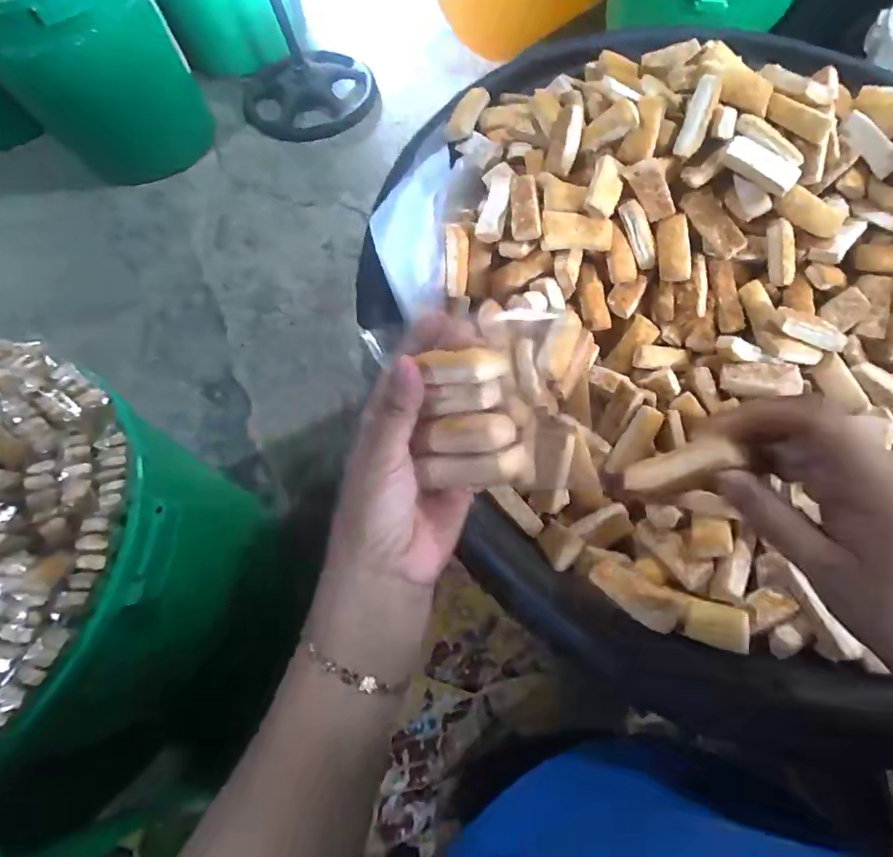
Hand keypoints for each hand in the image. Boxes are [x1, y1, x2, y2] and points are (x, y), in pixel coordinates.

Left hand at [305, 317, 477, 680]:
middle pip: (445, 384)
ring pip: (470, 412)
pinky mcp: (468, 475)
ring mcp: (444, 449)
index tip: (456, 317)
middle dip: (466, 365)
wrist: (390, 575)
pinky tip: (520, 418)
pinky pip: (486, 448)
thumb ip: (395, 412)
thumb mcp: (378, 459)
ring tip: (510, 381)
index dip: (428, 340)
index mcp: (386, 415)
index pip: (408, 366)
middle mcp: (416, 425)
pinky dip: (499, 436)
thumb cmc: (372, 512)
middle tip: (494, 348)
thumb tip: (408, 361)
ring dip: (486, 398)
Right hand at [706, 399, 892, 677]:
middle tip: (713, 444)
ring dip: (772, 443)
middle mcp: (883, 464)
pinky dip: (791, 461)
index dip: (759, 416)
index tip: (714, 431)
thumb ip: (768, 514)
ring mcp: (884, 474)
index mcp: (874, 479)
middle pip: (814, 420)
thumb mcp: (818, 566)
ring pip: (818, 437)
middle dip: (759, 426)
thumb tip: (720, 474)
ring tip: (729, 460)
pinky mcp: (880, 488)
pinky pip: (829, 459)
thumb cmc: (884, 612)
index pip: (812, 419)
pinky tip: (763, 477)